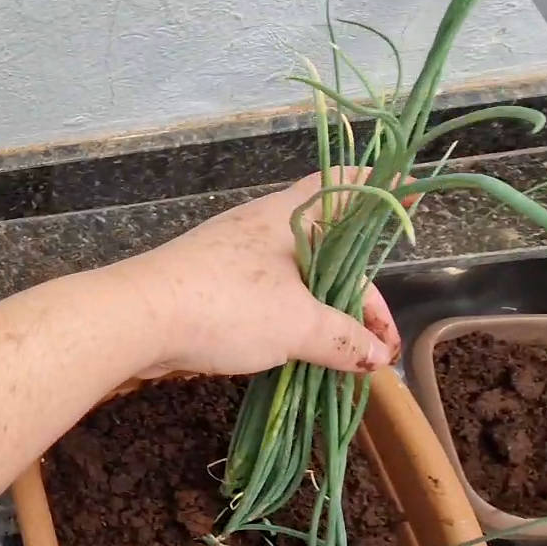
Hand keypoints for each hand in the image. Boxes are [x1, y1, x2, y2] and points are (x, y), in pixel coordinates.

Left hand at [102, 169, 401, 376]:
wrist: (134, 319)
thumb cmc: (224, 306)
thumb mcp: (297, 325)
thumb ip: (342, 339)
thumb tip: (376, 357)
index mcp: (287, 217)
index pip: (344, 187)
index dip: (380, 192)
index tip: (412, 197)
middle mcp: (257, 230)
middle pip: (324, 250)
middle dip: (355, 296)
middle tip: (376, 344)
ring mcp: (226, 259)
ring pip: (290, 281)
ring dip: (318, 317)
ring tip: (342, 359)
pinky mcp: (202, 288)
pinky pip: (257, 301)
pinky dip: (281, 325)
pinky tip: (293, 355)